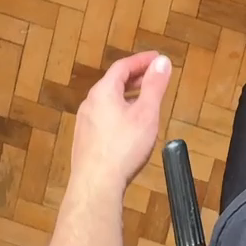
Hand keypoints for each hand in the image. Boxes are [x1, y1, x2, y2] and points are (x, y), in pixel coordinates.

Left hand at [69, 51, 172, 198]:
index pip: (122, 66)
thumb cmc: (124, 147)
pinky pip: (103, 116)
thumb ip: (154, 85)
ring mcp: (84, 123)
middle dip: (135, 77)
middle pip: (113, 82)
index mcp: (103, 92)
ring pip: (108, 100)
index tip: (158, 59)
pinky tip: (129, 125)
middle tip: (154, 77)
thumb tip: (162, 61)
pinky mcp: (84, 141)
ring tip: (145, 100)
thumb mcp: (146, 113)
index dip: (141, 60)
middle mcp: (89, 103)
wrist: (96, 186)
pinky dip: (119, 110)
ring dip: (127, 95)